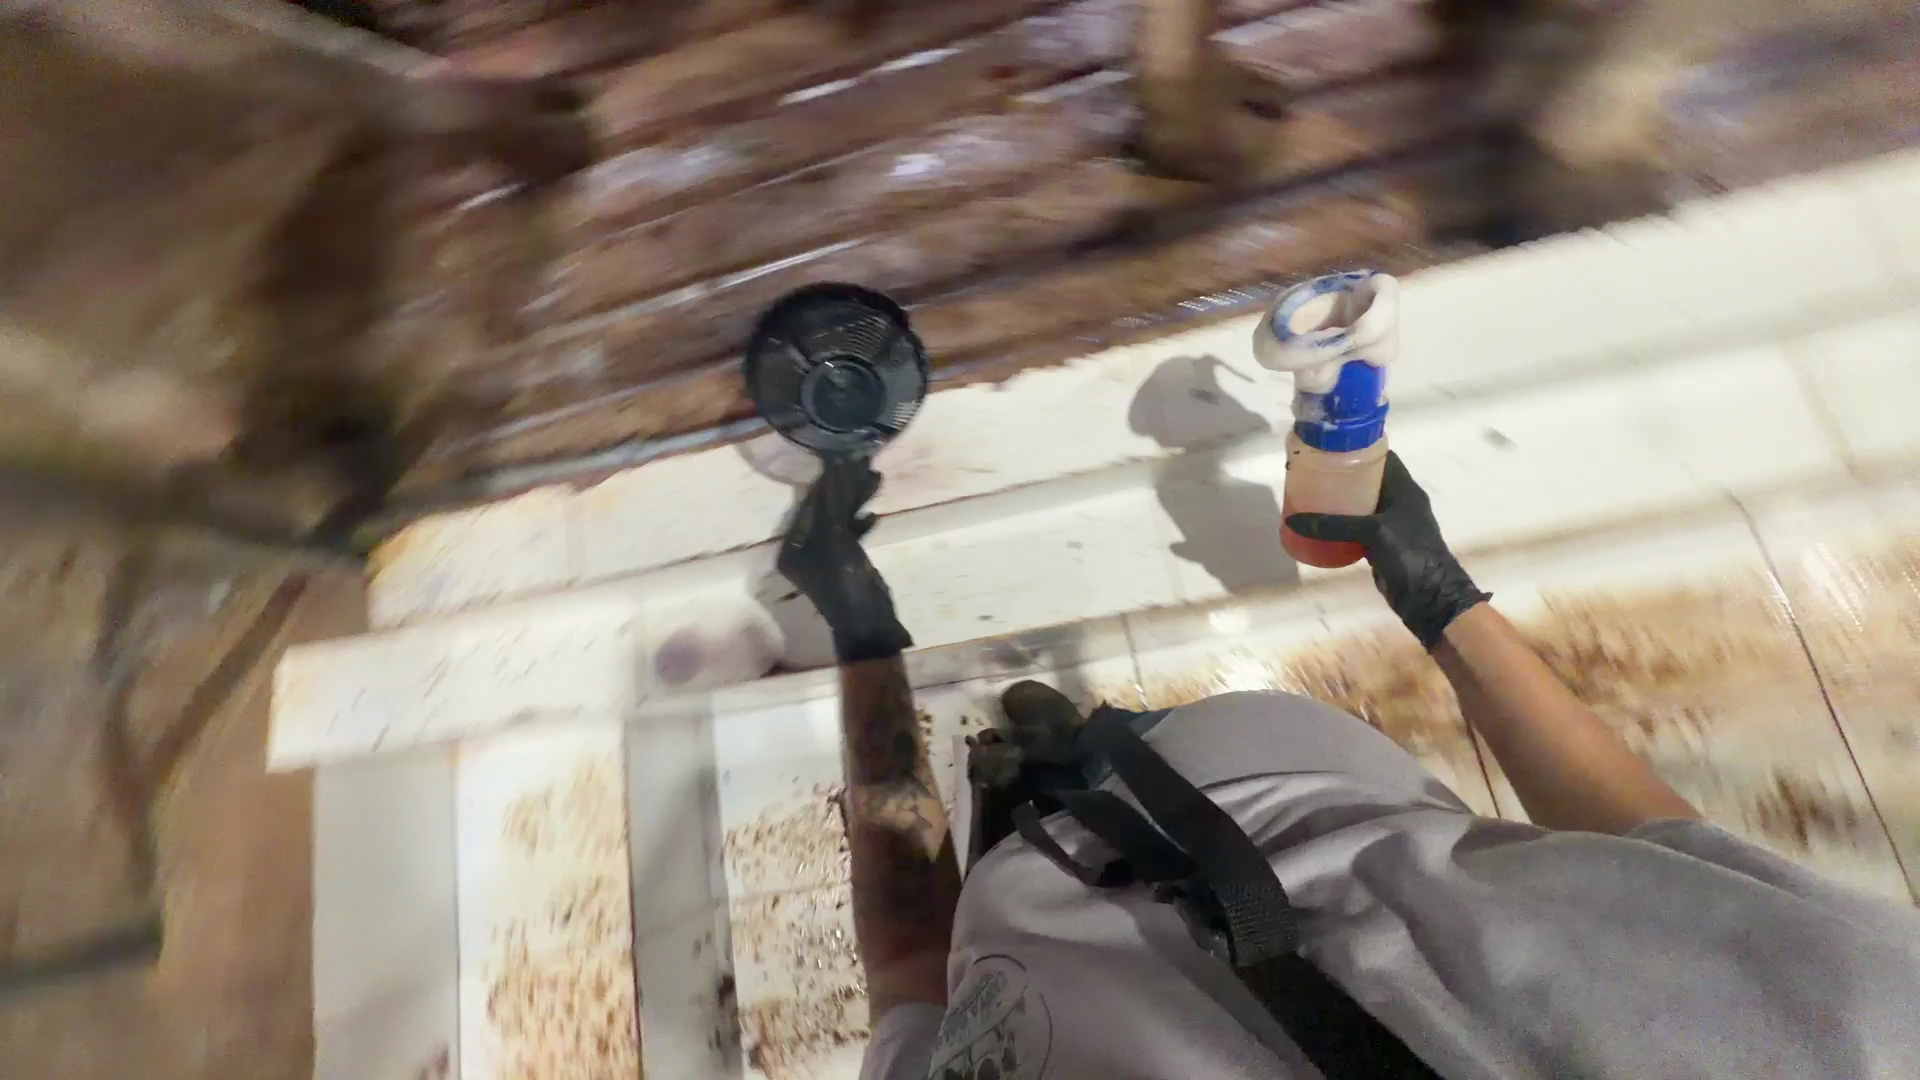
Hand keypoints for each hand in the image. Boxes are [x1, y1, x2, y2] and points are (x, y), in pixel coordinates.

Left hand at [778, 456, 911, 662]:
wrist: (868, 623)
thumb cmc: (845, 584)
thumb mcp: (836, 542)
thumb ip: (833, 505)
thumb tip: (833, 468)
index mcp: (793, 546)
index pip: (808, 503)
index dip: (827, 480)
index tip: (844, 455)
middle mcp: (803, 549)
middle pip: (826, 508)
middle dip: (846, 487)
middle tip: (865, 461)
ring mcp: (824, 556)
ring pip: (841, 518)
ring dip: (858, 499)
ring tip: (877, 477)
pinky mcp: (844, 561)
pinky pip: (851, 533)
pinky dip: (861, 522)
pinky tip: (875, 514)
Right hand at [1285, 452, 1489, 646]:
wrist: (1430, 597)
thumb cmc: (1410, 554)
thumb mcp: (1372, 532)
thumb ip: (1333, 525)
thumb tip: (1293, 520)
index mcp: (1404, 490)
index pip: (1381, 458)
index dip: (1357, 448)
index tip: (1327, 447)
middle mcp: (1397, 502)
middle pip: (1365, 481)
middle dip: (1339, 475)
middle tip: (1309, 473)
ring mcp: (1388, 524)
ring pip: (1357, 505)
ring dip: (1336, 501)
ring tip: (1307, 495)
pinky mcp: (1378, 544)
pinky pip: (1353, 528)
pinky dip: (1335, 525)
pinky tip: (1315, 526)